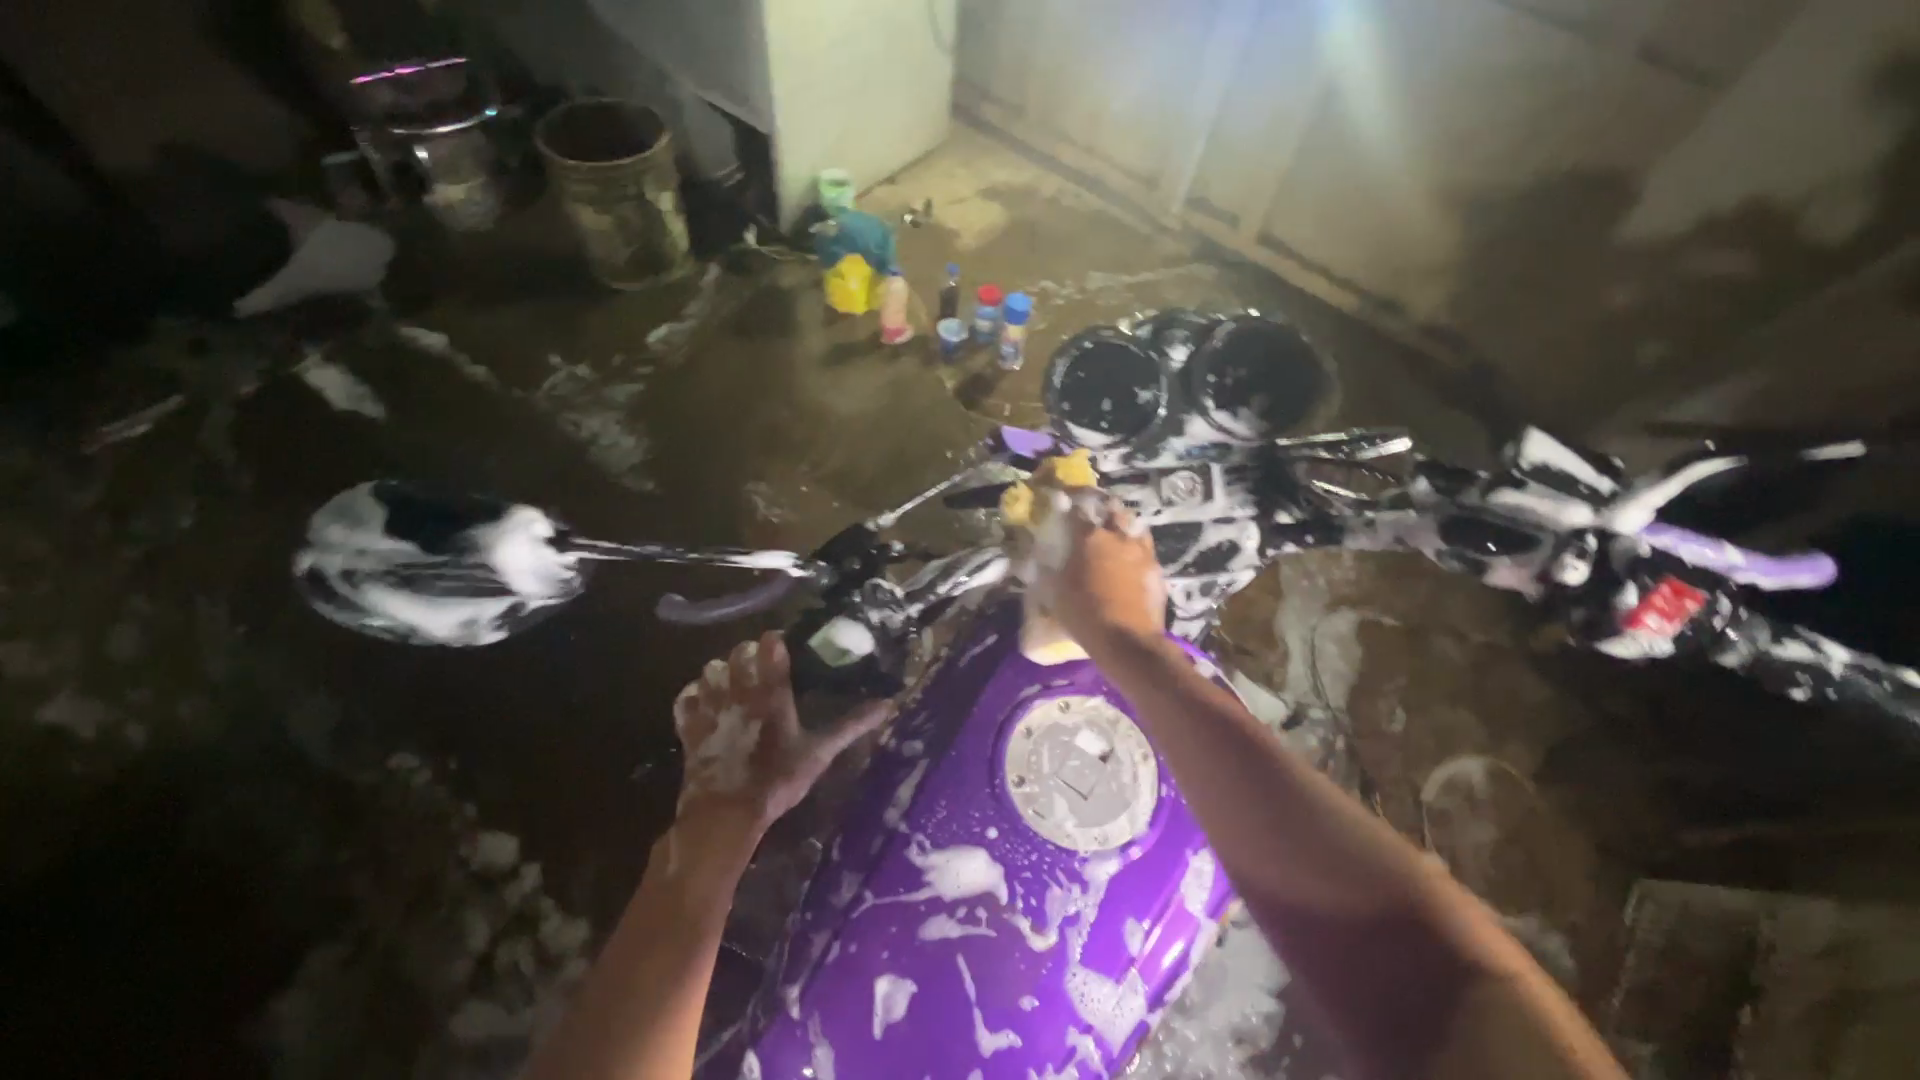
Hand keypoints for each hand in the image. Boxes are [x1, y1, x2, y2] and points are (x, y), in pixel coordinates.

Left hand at [673, 631, 892, 837]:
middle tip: (761, 664)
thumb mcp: (819, 753)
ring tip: (733, 682)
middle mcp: (737, 692)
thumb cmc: (777, 781)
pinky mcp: (688, 728)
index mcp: (771, 693)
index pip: (769, 645)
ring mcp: (709, 708)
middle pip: (737, 652)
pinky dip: (694, 695)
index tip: (785, 645)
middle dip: (749, 652)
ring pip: (709, 670)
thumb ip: (851, 725)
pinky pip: (685, 697)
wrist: (724, 814)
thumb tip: (888, 703)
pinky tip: (706, 703)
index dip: (776, 640)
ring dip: (722, 670)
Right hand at [1033, 495, 1165, 645]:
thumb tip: (1041, 558)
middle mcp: (1118, 537)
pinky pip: (1147, 551)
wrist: (1127, 640)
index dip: (1070, 504)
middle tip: (1095, 515)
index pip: (1077, 510)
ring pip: (1135, 526)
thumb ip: (1050, 569)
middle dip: (1103, 508)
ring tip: (1118, 533)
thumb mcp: (1056, 592)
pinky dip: (1138, 550)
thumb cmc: (1084, 614)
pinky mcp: (1157, 570)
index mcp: (1089, 538)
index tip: (1064, 501)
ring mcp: (1142, 552)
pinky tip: (1134, 560)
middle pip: (1112, 509)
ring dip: (1125, 525)